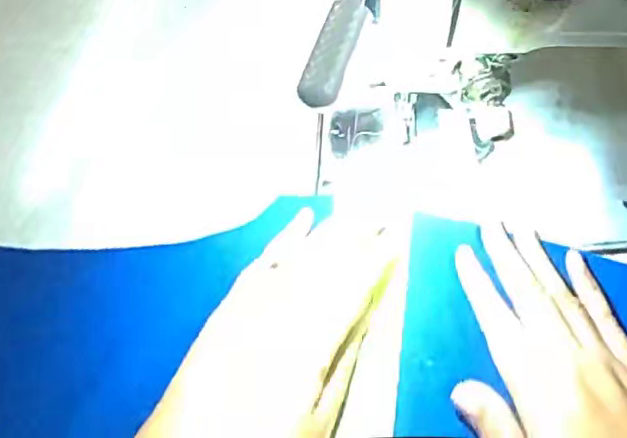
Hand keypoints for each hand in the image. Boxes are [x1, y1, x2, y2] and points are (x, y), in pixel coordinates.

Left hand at [139, 207, 396, 437]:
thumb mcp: (316, 417)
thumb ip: (344, 360)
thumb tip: (372, 310)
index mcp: (309, 340)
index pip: (354, 284)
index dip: (379, 256)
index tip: (400, 232)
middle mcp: (280, 312)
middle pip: (328, 260)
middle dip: (360, 232)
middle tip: (387, 210)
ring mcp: (249, 305)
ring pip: (300, 254)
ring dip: (331, 229)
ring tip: (358, 209)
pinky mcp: (225, 308)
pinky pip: (260, 262)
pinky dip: (284, 238)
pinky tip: (304, 218)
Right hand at [452, 223, 626, 437]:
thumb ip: (498, 427)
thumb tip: (461, 389)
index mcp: (541, 387)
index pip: (500, 323)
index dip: (479, 286)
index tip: (464, 254)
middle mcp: (571, 359)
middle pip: (532, 297)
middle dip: (507, 257)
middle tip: (491, 224)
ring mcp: (604, 356)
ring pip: (565, 295)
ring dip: (540, 259)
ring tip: (523, 228)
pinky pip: (606, 312)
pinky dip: (590, 283)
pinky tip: (577, 257)